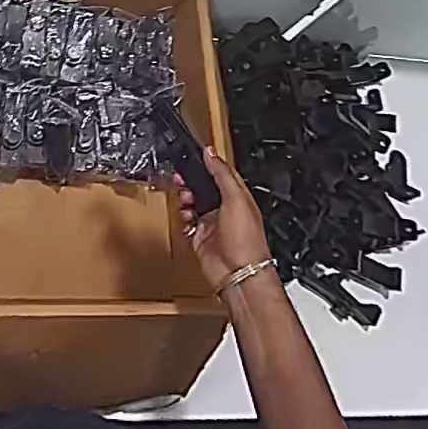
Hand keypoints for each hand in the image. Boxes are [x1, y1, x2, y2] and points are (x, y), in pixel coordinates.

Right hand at [177, 147, 272, 292]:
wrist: (238, 275)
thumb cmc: (246, 240)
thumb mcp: (235, 198)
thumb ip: (222, 174)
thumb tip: (211, 153)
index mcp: (238, 196)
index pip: (222, 173)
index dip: (209, 164)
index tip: (196, 155)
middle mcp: (224, 209)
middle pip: (204, 188)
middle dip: (192, 181)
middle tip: (181, 176)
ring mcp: (212, 224)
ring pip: (193, 204)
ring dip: (185, 199)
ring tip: (184, 198)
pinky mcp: (200, 239)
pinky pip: (186, 224)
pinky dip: (183, 219)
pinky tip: (185, 216)